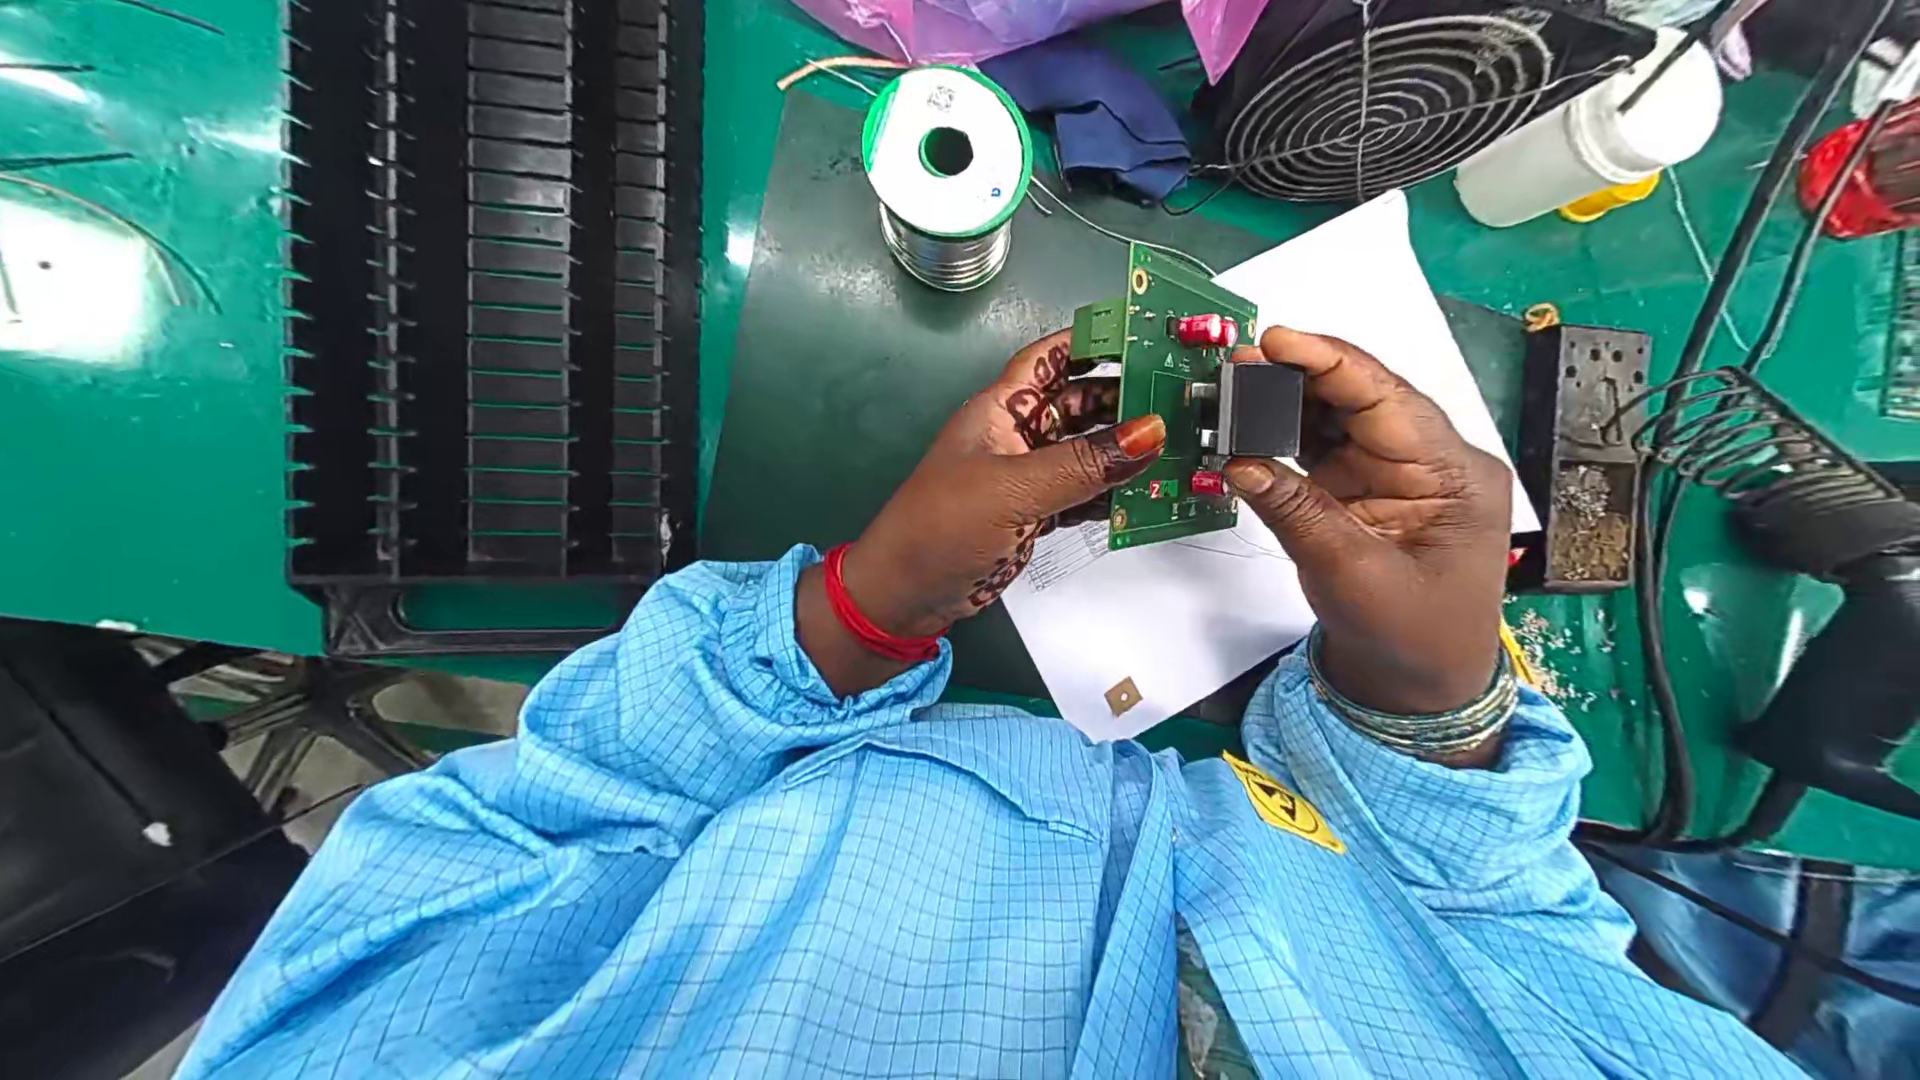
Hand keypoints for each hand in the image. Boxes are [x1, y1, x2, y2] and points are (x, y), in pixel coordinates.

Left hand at [797, 329, 1165, 693]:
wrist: (909, 593)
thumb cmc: (941, 528)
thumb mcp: (1013, 489)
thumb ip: (1081, 463)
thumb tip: (1148, 432)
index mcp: (999, 411)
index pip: (1050, 360)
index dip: (1090, 342)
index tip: (1141, 336)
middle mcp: (1015, 438)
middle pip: (1077, 405)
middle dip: (1121, 400)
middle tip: (1175, 401)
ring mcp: (1025, 478)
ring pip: (1083, 452)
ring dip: (1122, 452)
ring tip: (1172, 448)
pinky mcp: (1032, 514)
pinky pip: (1080, 493)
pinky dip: (1108, 494)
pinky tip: (1140, 495)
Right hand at [1224, 327, 1511, 716]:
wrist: (1414, 681)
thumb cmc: (1410, 633)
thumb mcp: (1350, 572)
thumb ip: (1295, 511)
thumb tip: (1240, 461)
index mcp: (1450, 475)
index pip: (1387, 399)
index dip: (1330, 362)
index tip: (1277, 341)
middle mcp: (1423, 463)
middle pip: (1360, 399)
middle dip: (1302, 375)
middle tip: (1243, 362)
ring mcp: (1388, 476)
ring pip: (1335, 420)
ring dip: (1286, 403)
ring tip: (1238, 387)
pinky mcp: (1357, 492)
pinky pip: (1317, 451)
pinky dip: (1280, 438)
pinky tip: (1250, 426)